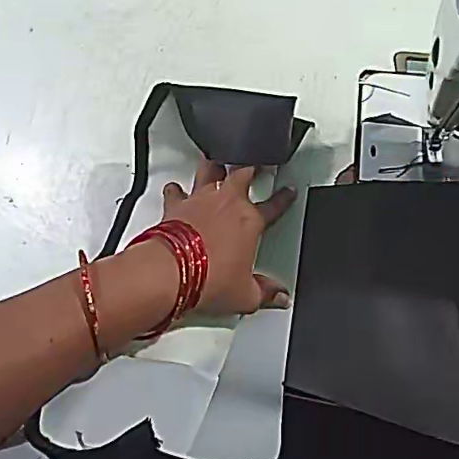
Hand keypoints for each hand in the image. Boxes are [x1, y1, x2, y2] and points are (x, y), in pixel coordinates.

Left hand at [160, 160, 296, 315]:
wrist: (171, 272)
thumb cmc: (208, 278)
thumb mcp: (245, 294)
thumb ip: (264, 292)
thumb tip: (277, 296)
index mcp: (250, 221)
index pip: (274, 205)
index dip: (284, 198)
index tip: (287, 192)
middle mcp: (226, 203)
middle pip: (243, 172)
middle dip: (252, 165)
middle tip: (255, 163)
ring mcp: (200, 199)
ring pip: (209, 169)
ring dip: (214, 165)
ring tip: (217, 161)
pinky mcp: (175, 205)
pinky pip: (175, 190)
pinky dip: (176, 189)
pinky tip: (175, 188)